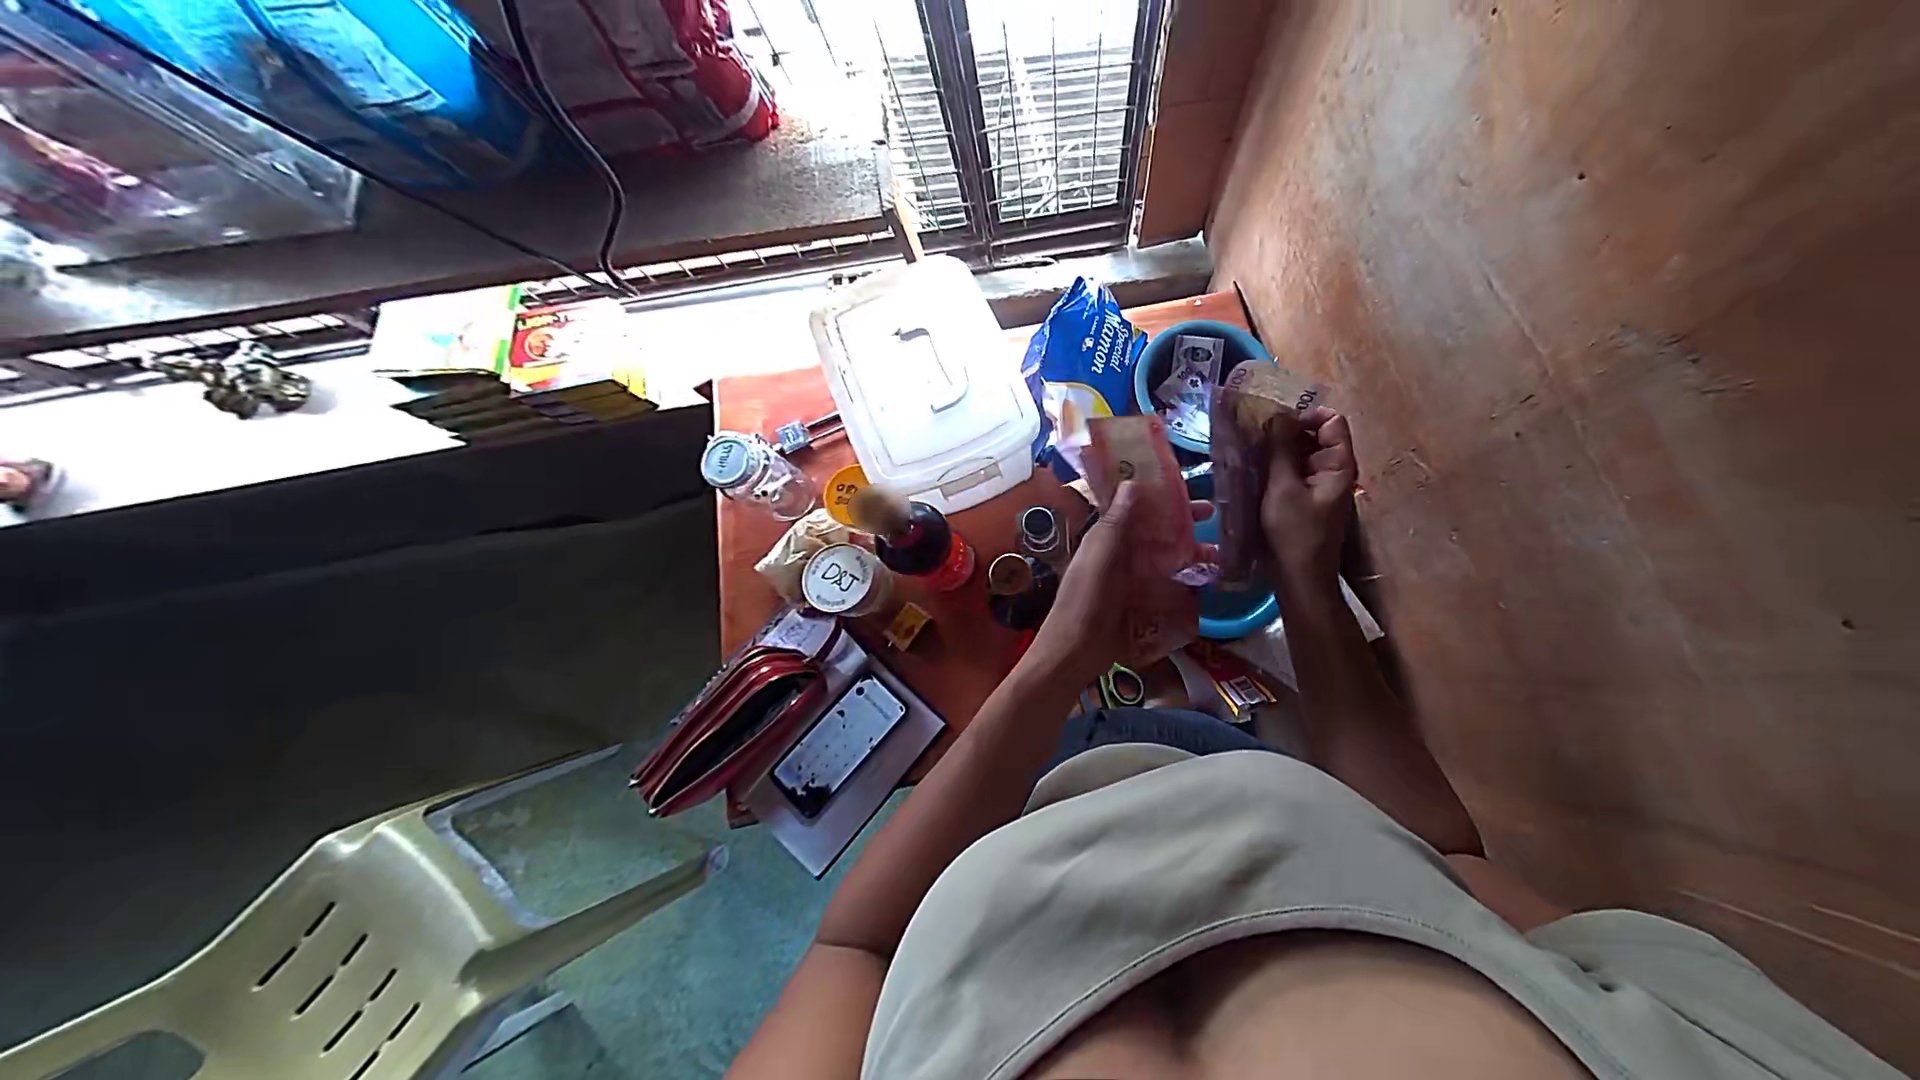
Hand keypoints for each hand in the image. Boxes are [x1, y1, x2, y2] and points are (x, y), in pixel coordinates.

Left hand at [1029, 482, 1212, 681]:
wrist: (1078, 649)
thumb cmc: (1085, 597)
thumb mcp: (1100, 553)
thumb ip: (1115, 521)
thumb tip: (1132, 483)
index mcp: (1108, 538)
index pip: (1139, 510)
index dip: (1163, 499)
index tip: (1189, 492)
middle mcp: (1122, 556)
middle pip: (1158, 533)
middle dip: (1185, 525)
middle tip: (1213, 519)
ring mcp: (1134, 581)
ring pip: (1168, 559)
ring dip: (1192, 554)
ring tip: (1217, 557)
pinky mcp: (1144, 604)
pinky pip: (1170, 587)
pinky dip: (1188, 582)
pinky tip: (1207, 583)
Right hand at [1260, 405, 1357, 592]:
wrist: (1299, 579)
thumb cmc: (1293, 533)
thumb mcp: (1283, 488)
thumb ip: (1281, 450)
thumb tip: (1278, 416)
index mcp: (1338, 465)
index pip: (1332, 421)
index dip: (1306, 415)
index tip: (1274, 421)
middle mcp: (1333, 472)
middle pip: (1315, 436)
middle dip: (1287, 431)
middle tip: (1254, 435)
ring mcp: (1318, 487)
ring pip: (1301, 455)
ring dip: (1277, 450)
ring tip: (1249, 451)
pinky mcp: (1303, 501)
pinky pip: (1292, 474)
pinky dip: (1275, 468)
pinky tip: (1253, 472)